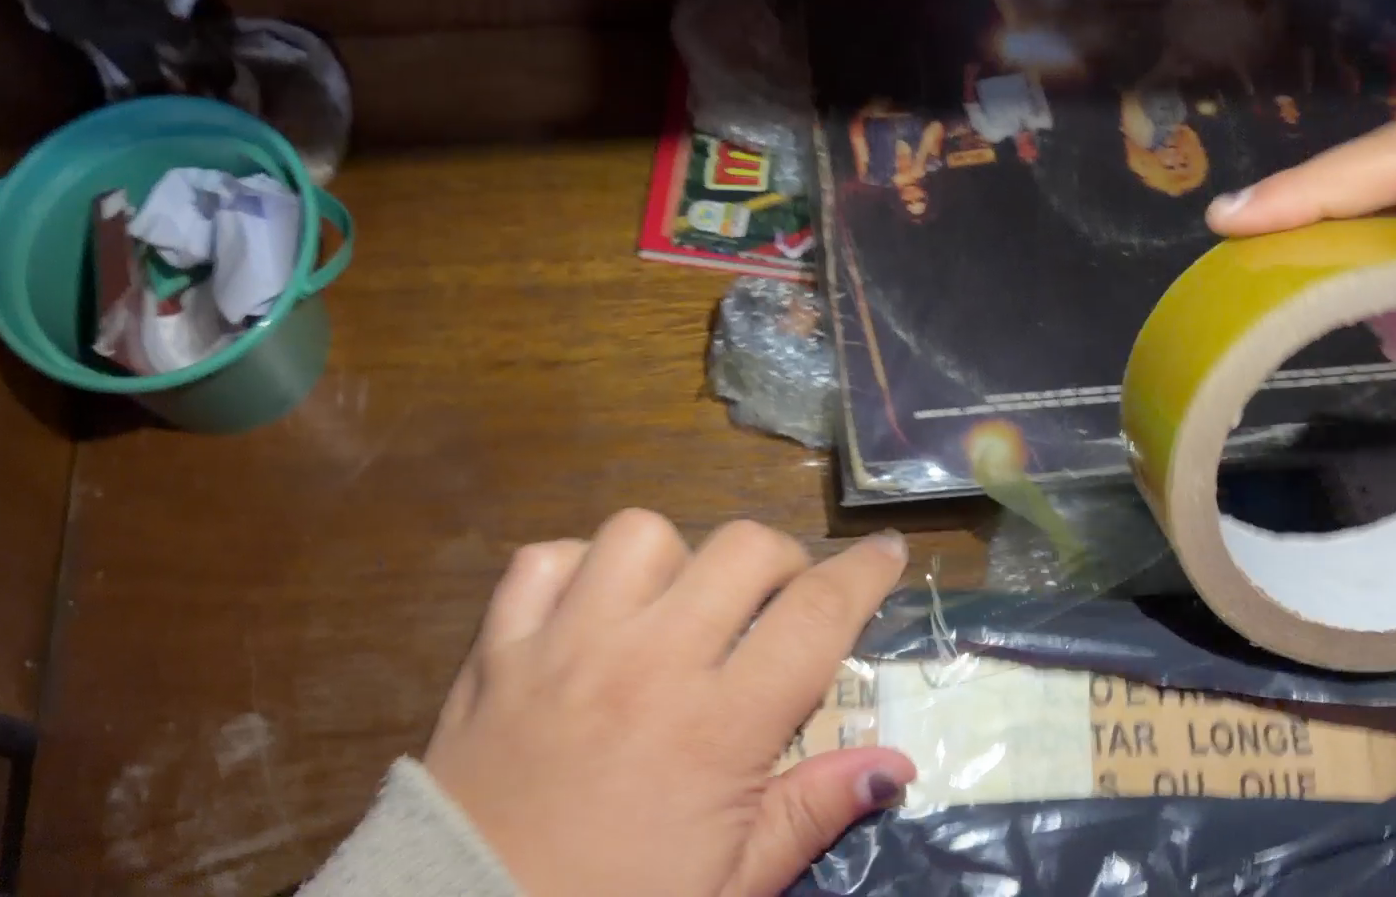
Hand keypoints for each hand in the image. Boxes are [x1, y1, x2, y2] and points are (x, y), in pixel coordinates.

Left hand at [424, 510, 913, 896]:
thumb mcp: (730, 886)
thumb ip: (810, 812)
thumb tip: (894, 764)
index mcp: (715, 726)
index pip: (814, 618)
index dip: (863, 574)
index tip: (886, 552)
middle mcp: (646, 661)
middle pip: (739, 549)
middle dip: (778, 559)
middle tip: (775, 599)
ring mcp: (566, 643)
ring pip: (639, 534)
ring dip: (673, 558)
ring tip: (673, 605)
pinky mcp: (500, 645)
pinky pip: (541, 560)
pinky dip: (572, 567)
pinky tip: (586, 606)